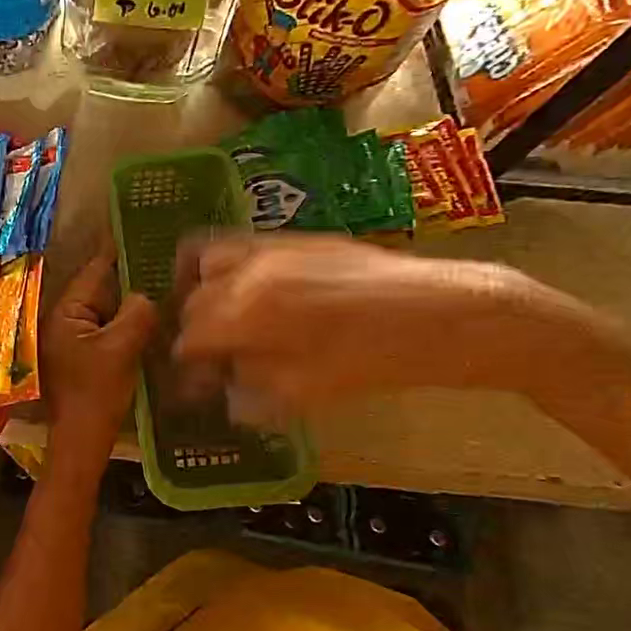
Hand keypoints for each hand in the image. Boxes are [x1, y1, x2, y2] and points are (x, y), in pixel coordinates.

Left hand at [41, 247, 156, 442]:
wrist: (82, 439)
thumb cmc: (96, 393)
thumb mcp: (121, 349)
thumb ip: (136, 313)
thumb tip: (146, 295)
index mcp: (66, 312)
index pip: (95, 271)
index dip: (118, 250)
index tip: (139, 228)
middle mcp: (64, 319)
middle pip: (102, 289)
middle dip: (129, 277)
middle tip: (164, 260)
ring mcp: (73, 338)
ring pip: (107, 310)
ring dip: (129, 302)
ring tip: (164, 286)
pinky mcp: (84, 355)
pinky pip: (108, 329)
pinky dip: (126, 324)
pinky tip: (149, 321)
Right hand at [174, 234, 593, 414]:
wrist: (445, 313)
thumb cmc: (376, 361)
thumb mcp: (305, 391)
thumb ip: (248, 387)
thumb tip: (220, 389)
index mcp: (247, 312)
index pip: (189, 337)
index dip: (186, 366)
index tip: (194, 386)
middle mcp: (248, 271)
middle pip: (193, 300)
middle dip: (192, 332)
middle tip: (209, 359)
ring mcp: (271, 248)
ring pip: (205, 261)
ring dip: (201, 290)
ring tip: (217, 316)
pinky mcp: (294, 239)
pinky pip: (239, 245)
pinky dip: (226, 268)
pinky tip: (246, 292)